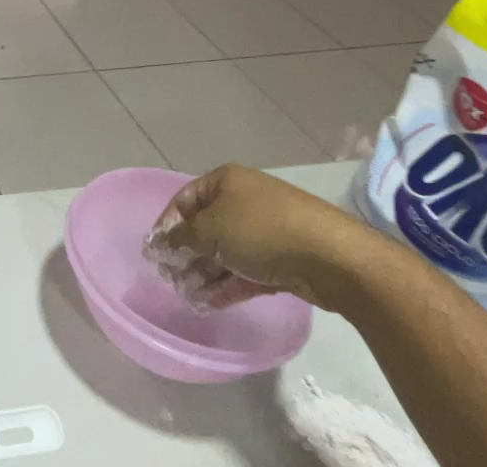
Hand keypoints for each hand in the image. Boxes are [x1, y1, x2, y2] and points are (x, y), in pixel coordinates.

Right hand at [152, 163, 384, 310]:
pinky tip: (208, 304)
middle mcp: (244, 201)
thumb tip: (161, 243)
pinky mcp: (281, 260)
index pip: (184, 200)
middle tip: (171, 279)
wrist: (332, 257)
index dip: (166, 225)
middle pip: (204, 228)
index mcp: (225, 181)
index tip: (154, 254)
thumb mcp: (211, 230)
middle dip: (186, 254)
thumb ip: (181, 237)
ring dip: (204, 274)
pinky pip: (245, 271)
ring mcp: (265, 231)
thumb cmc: (262, 231)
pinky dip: (226, 285)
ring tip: (188, 297)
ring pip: (225, 253)